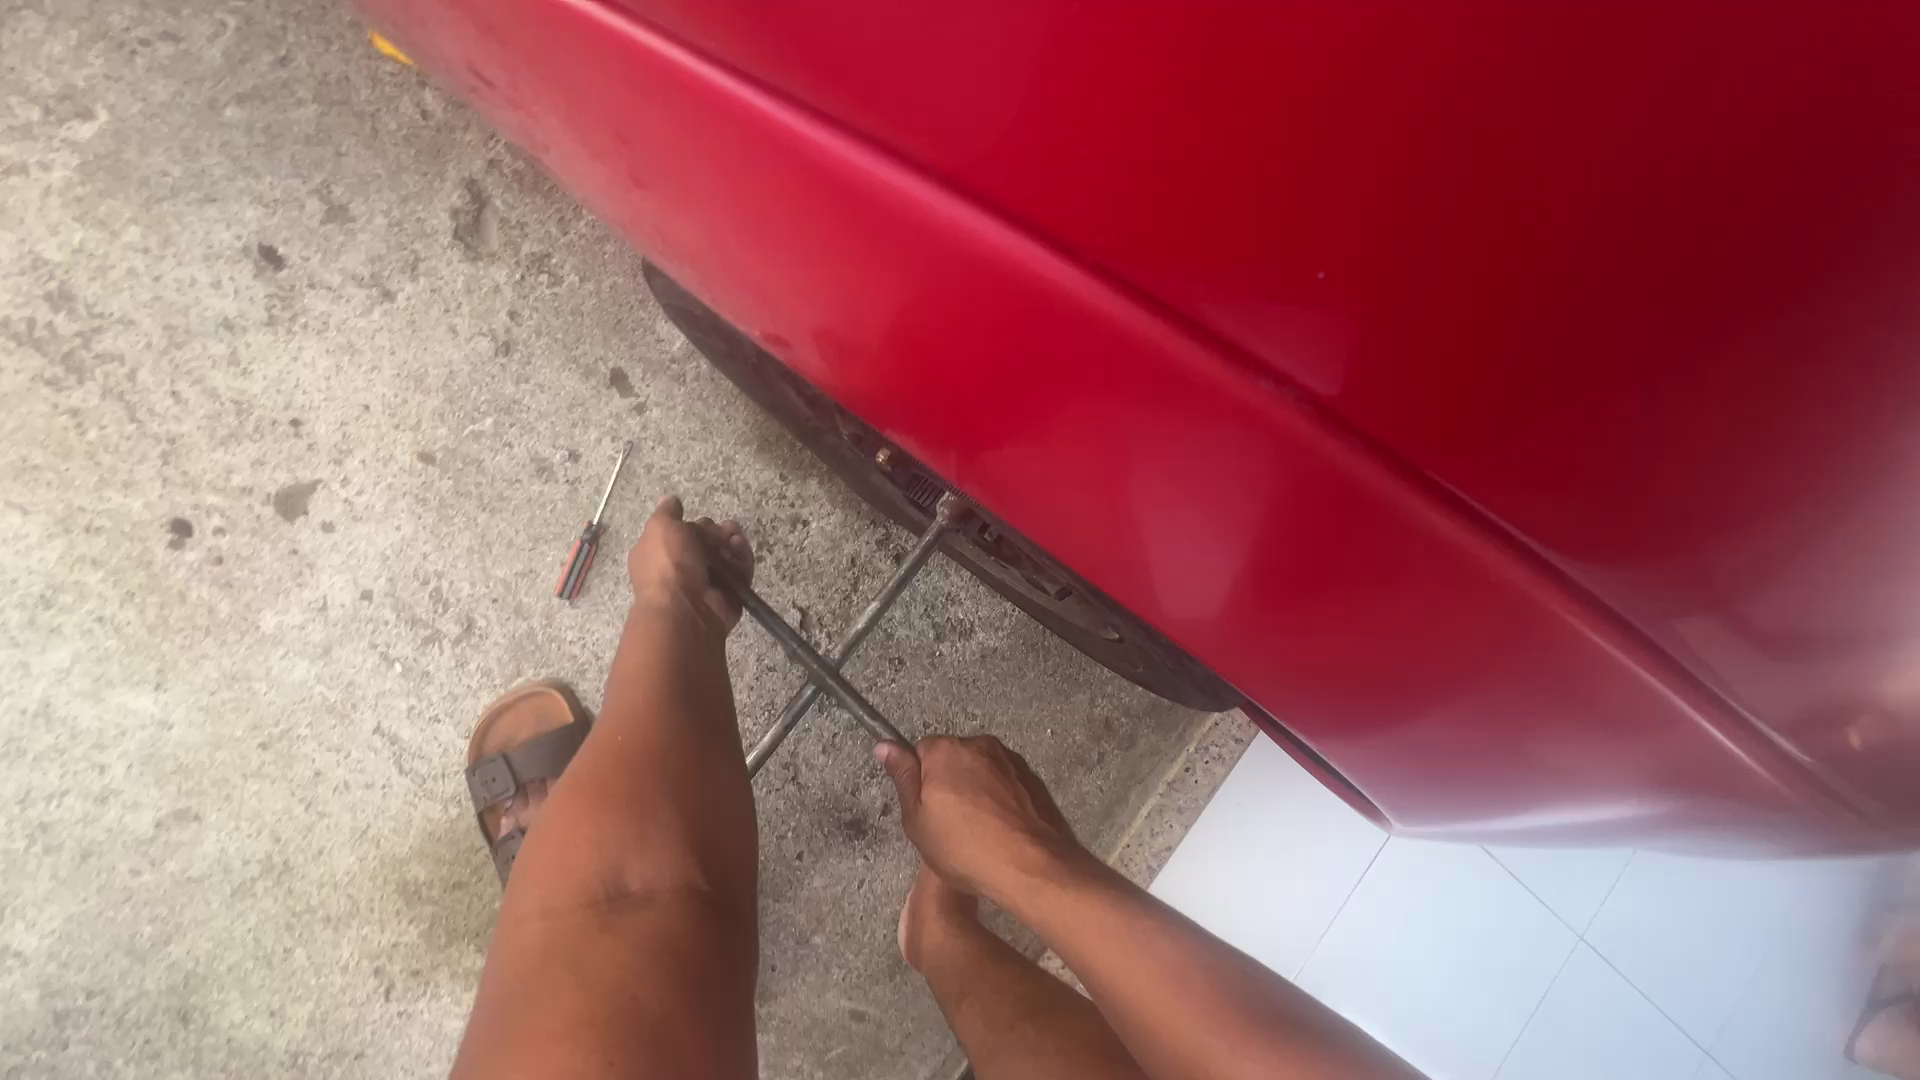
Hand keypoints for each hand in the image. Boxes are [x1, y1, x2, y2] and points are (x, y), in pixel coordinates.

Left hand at [628, 495, 752, 636]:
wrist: (685, 608)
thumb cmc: (668, 564)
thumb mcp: (660, 527)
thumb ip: (667, 512)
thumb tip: (670, 499)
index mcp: (661, 554)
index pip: (682, 534)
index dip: (693, 525)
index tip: (699, 524)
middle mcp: (683, 568)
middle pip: (708, 542)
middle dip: (718, 533)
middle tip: (722, 533)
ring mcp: (708, 582)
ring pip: (727, 555)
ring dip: (733, 543)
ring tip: (735, 541)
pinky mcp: (730, 593)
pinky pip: (741, 571)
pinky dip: (744, 560)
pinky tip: (742, 551)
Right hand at [874, 735, 1083, 897]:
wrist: (1030, 865)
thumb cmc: (967, 847)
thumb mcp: (918, 819)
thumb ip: (902, 777)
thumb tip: (884, 746)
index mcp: (946, 750)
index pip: (922, 750)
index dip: (921, 781)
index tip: (926, 807)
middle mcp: (979, 745)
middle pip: (954, 758)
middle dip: (949, 783)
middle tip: (948, 824)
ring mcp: (1009, 760)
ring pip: (981, 771)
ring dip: (977, 791)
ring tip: (978, 831)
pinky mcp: (1031, 778)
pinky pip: (1006, 783)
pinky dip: (1001, 799)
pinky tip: (1000, 830)